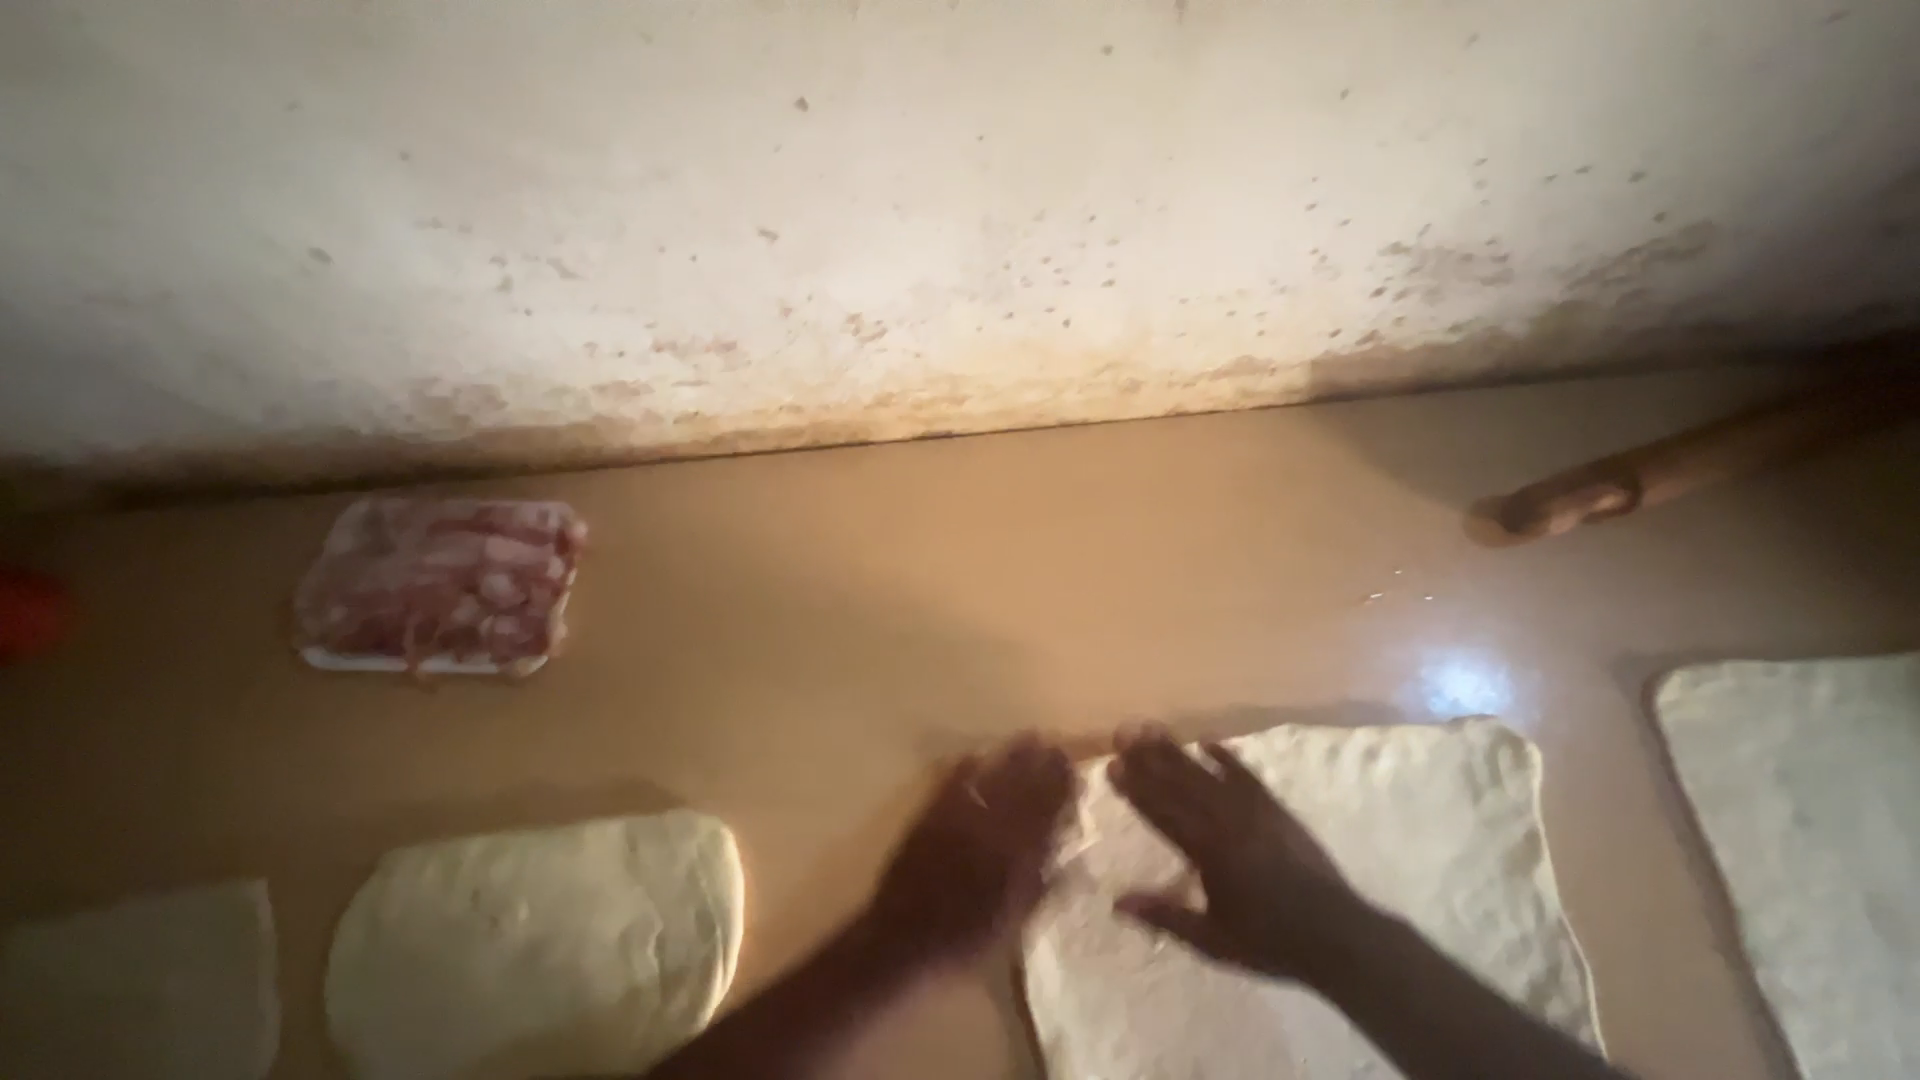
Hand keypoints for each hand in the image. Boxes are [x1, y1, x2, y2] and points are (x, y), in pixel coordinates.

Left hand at [866, 734, 1077, 969]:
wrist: (905, 942)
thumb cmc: (967, 941)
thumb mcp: (1016, 923)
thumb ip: (1045, 887)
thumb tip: (1076, 863)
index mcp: (1018, 857)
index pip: (1048, 812)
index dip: (1062, 788)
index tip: (1074, 769)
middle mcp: (993, 830)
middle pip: (1023, 787)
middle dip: (1042, 764)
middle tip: (1054, 745)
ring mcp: (959, 819)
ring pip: (992, 778)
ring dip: (1012, 757)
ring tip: (1028, 738)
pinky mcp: (930, 816)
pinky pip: (952, 782)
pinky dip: (966, 767)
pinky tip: (975, 755)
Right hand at [1107, 726, 1371, 983]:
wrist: (1336, 935)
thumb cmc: (1268, 942)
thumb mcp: (1211, 941)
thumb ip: (1165, 916)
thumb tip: (1117, 902)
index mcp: (1208, 853)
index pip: (1162, 813)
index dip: (1135, 789)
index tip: (1111, 765)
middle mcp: (1227, 823)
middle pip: (1181, 784)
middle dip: (1149, 757)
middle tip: (1123, 731)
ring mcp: (1254, 812)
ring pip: (1208, 774)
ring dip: (1178, 751)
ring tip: (1153, 729)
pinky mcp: (1277, 810)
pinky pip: (1247, 777)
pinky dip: (1227, 758)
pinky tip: (1208, 742)